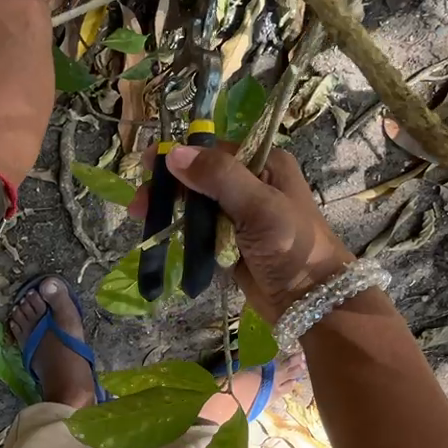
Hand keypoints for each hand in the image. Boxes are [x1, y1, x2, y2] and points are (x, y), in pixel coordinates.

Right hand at [129, 143, 355, 323]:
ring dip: (170, 211)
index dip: (180, 156)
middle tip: (139, 205)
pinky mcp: (228, 242)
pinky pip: (197, 231)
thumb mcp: (258, 206)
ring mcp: (238, 215)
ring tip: (144, 221)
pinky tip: (161, 236)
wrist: (308, 297)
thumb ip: (219, 177)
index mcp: (265, 163)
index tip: (146, 167)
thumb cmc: (292, 246)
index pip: (214, 150)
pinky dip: (180, 233)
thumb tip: (175, 154)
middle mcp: (251, 184)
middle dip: (168, 188)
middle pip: (199, 177)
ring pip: (195, 205)